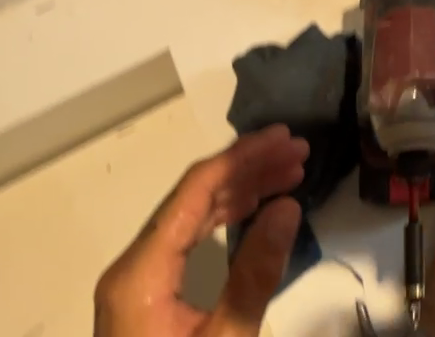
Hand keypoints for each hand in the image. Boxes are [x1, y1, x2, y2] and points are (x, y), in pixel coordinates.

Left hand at [95, 125, 309, 336]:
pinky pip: (190, 238)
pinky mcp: (148, 295)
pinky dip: (228, 217)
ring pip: (194, 213)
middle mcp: (134, 264)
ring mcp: (138, 279)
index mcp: (141, 270)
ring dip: (243, 189)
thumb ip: (255, 272)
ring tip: (292, 172)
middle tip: (300, 153)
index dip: (243, 156)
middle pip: (195, 195)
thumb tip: (288, 204)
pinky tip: (260, 208)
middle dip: (249, 168)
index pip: (196, 190)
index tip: (287, 139)